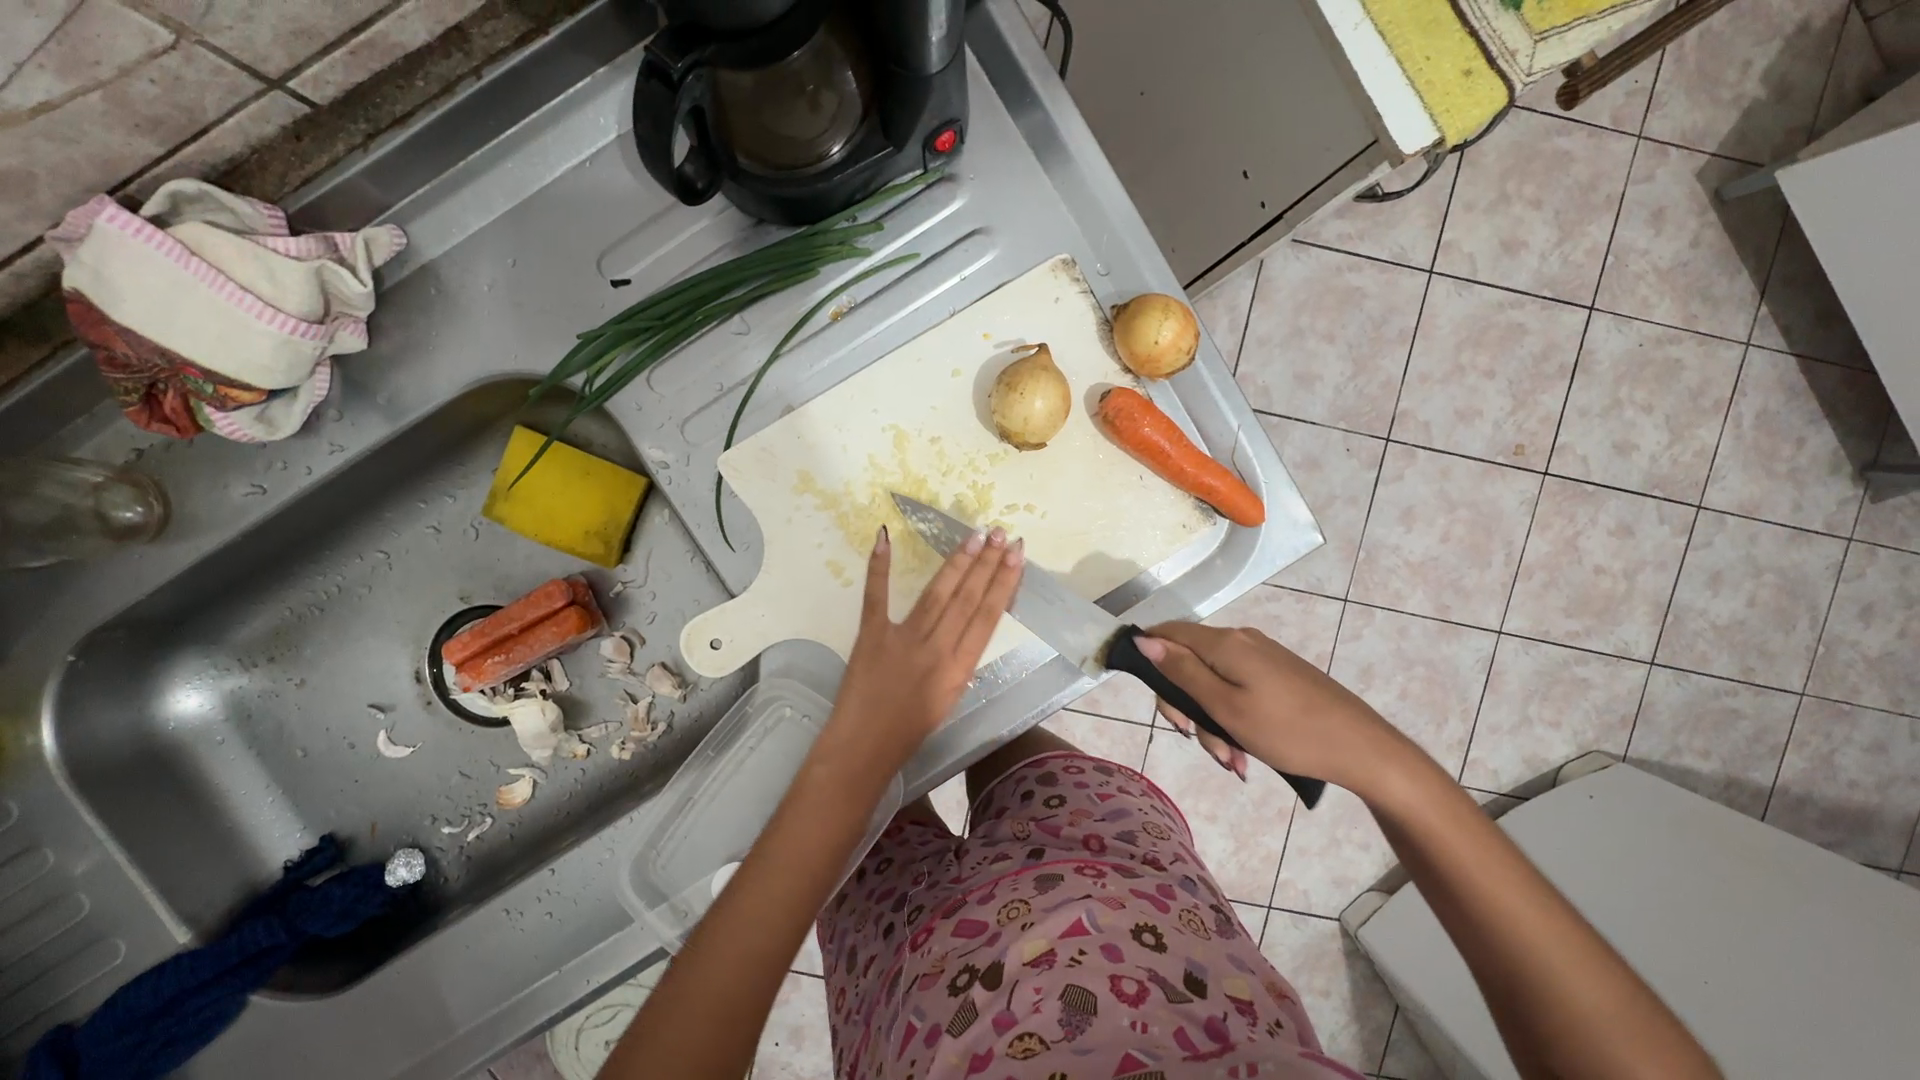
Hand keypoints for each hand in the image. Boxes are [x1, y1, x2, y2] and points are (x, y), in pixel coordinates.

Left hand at [825, 524, 1025, 766]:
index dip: (1004, 582)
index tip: (1016, 555)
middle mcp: (936, 650)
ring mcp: (902, 639)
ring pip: (936, 593)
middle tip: (999, 533)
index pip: (988, 616)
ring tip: (974, 536)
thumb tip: (972, 625)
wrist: (864, 747)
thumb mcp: (950, 697)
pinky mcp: (870, 635)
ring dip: (957, 562)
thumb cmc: (910, 730)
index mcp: (959, 669)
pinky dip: (880, 566)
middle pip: (967, 598)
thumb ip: (961, 660)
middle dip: (986, 563)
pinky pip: (876, 595)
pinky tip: (886, 537)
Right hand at [1136, 621, 1423, 796]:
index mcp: (1224, 644)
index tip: (1164, 708)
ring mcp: (1262, 657)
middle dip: (1186, 707)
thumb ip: (1182, 672)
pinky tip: (1246, 753)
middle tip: (1200, 742)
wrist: (1361, 748)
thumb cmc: (1288, 731)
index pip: (1167, 633)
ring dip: (1212, 723)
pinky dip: (1233, 720)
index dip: (1150, 663)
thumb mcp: (1225, 707)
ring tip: (1232, 761)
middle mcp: (1241, 641)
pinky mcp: (1277, 675)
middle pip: (1188, 663)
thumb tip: (1143, 638)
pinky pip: (1237, 690)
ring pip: (1213, 684)